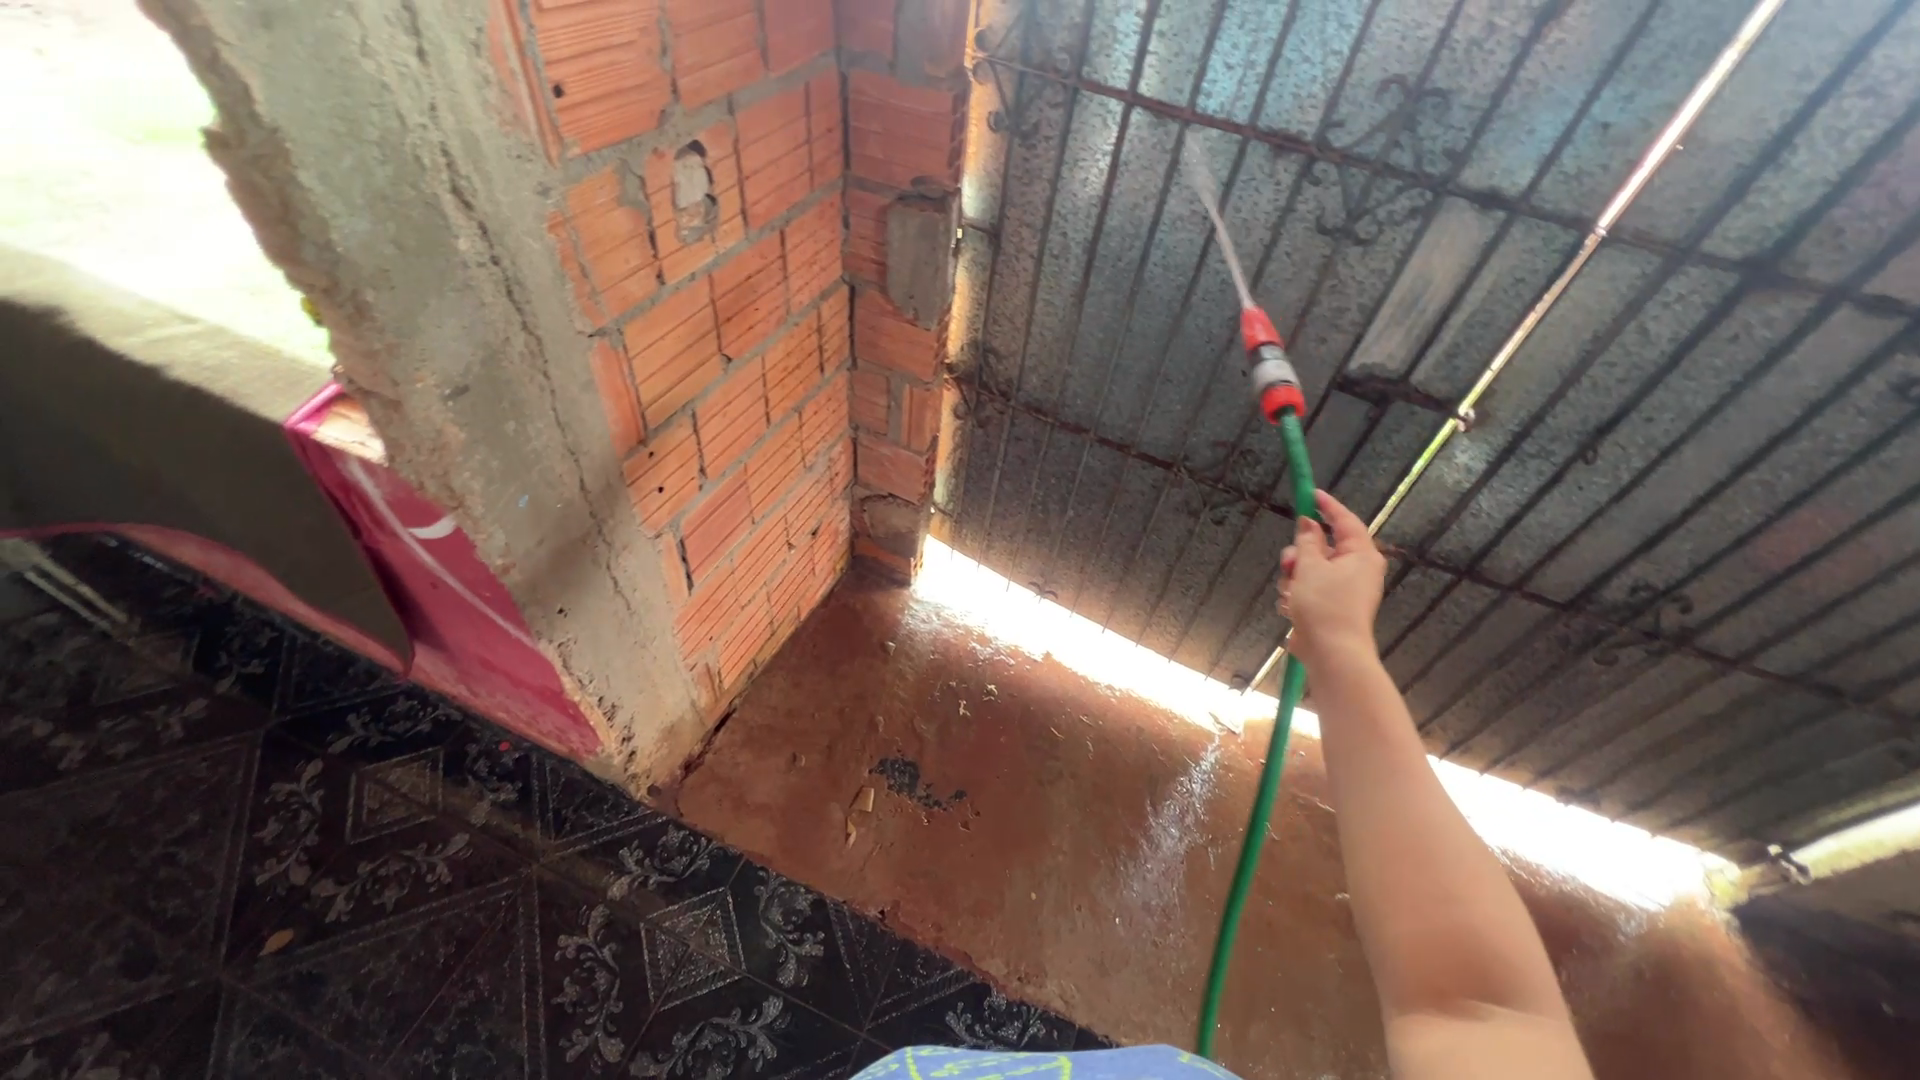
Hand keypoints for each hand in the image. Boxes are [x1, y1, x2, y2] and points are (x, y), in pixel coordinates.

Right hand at [1278, 489, 1386, 667]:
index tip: (1311, 494)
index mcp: (1361, 555)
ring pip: (1309, 570)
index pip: (1345, 521)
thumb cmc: (1324, 604)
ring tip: (1290, 594)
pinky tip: (1291, 608)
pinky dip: (1296, 595)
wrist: (1331, 652)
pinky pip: (1307, 590)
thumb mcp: (1310, 566)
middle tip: (1289, 564)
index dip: (1327, 506)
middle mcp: (1356, 570)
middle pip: (1321, 548)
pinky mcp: (1330, 607)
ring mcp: (1343, 590)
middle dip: (1299, 555)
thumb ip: (1307, 540)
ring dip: (1293, 578)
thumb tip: (1308, 522)